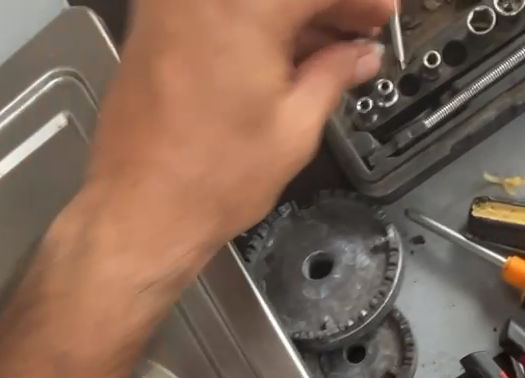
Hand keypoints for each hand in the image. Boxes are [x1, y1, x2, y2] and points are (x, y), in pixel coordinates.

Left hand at [80, 0, 393, 275]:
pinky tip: (281, 54)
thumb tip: (357, 57)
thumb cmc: (207, 182)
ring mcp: (173, 4)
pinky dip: (254, 20)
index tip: (381, 14)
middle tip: (359, 33)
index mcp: (246, 6)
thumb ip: (332, 77)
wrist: (144, 210)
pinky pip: (217, 6)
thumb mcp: (293, 130)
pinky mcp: (155, 24)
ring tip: (327, 51)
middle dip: (328, 4)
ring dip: (292, 14)